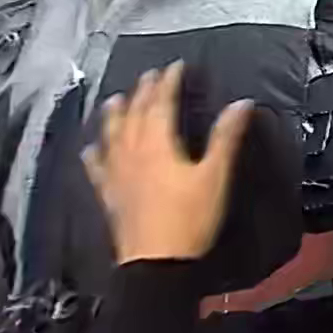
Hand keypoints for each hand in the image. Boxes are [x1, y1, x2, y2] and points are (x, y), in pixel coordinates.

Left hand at [81, 61, 252, 263]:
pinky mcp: (110, 197)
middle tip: (149, 75)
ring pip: (113, 137)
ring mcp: (118, 176)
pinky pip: (98, 170)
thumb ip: (226, 137)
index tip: (175, 66)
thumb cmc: (190, 217)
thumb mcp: (215, 175)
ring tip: (115, 99)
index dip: (168, 83)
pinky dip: (95, 156)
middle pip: (136, 116)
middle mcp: (133, 154)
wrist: (157, 266)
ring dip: (115, 116)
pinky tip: (90, 150)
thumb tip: (242, 102)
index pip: (162, 105)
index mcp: (159, 145)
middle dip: (143, 93)